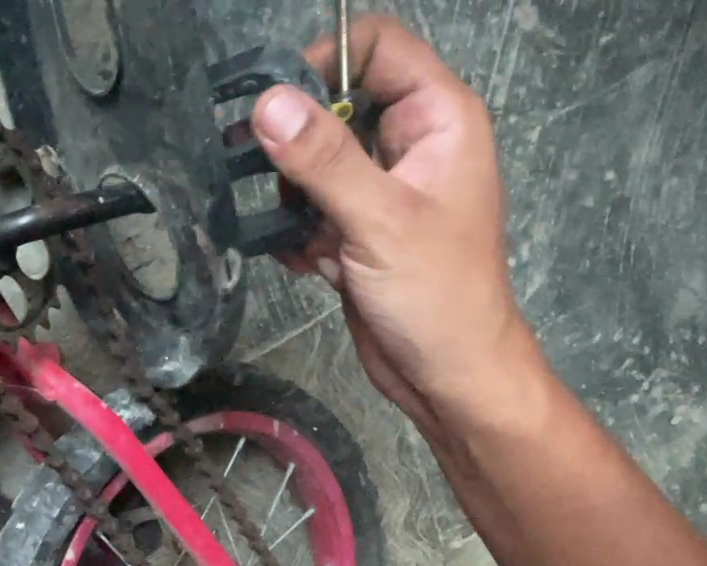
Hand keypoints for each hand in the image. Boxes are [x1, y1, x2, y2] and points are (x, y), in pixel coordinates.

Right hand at [253, 18, 543, 437]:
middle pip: (336, 109)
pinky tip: (299, 260)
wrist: (445, 375)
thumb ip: (324, 160)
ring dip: (290, 197)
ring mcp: (378, 193)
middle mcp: (407, 147)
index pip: (377, 50)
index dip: (325, 64)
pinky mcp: (355, 234)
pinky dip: (295, 234)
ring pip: (315, 165)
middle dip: (294, 141)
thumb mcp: (380, 220)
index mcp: (436, 120)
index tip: (276, 107)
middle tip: (260, 174)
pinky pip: (310, 213)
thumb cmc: (436, 294)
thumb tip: (268, 104)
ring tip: (287, 229)